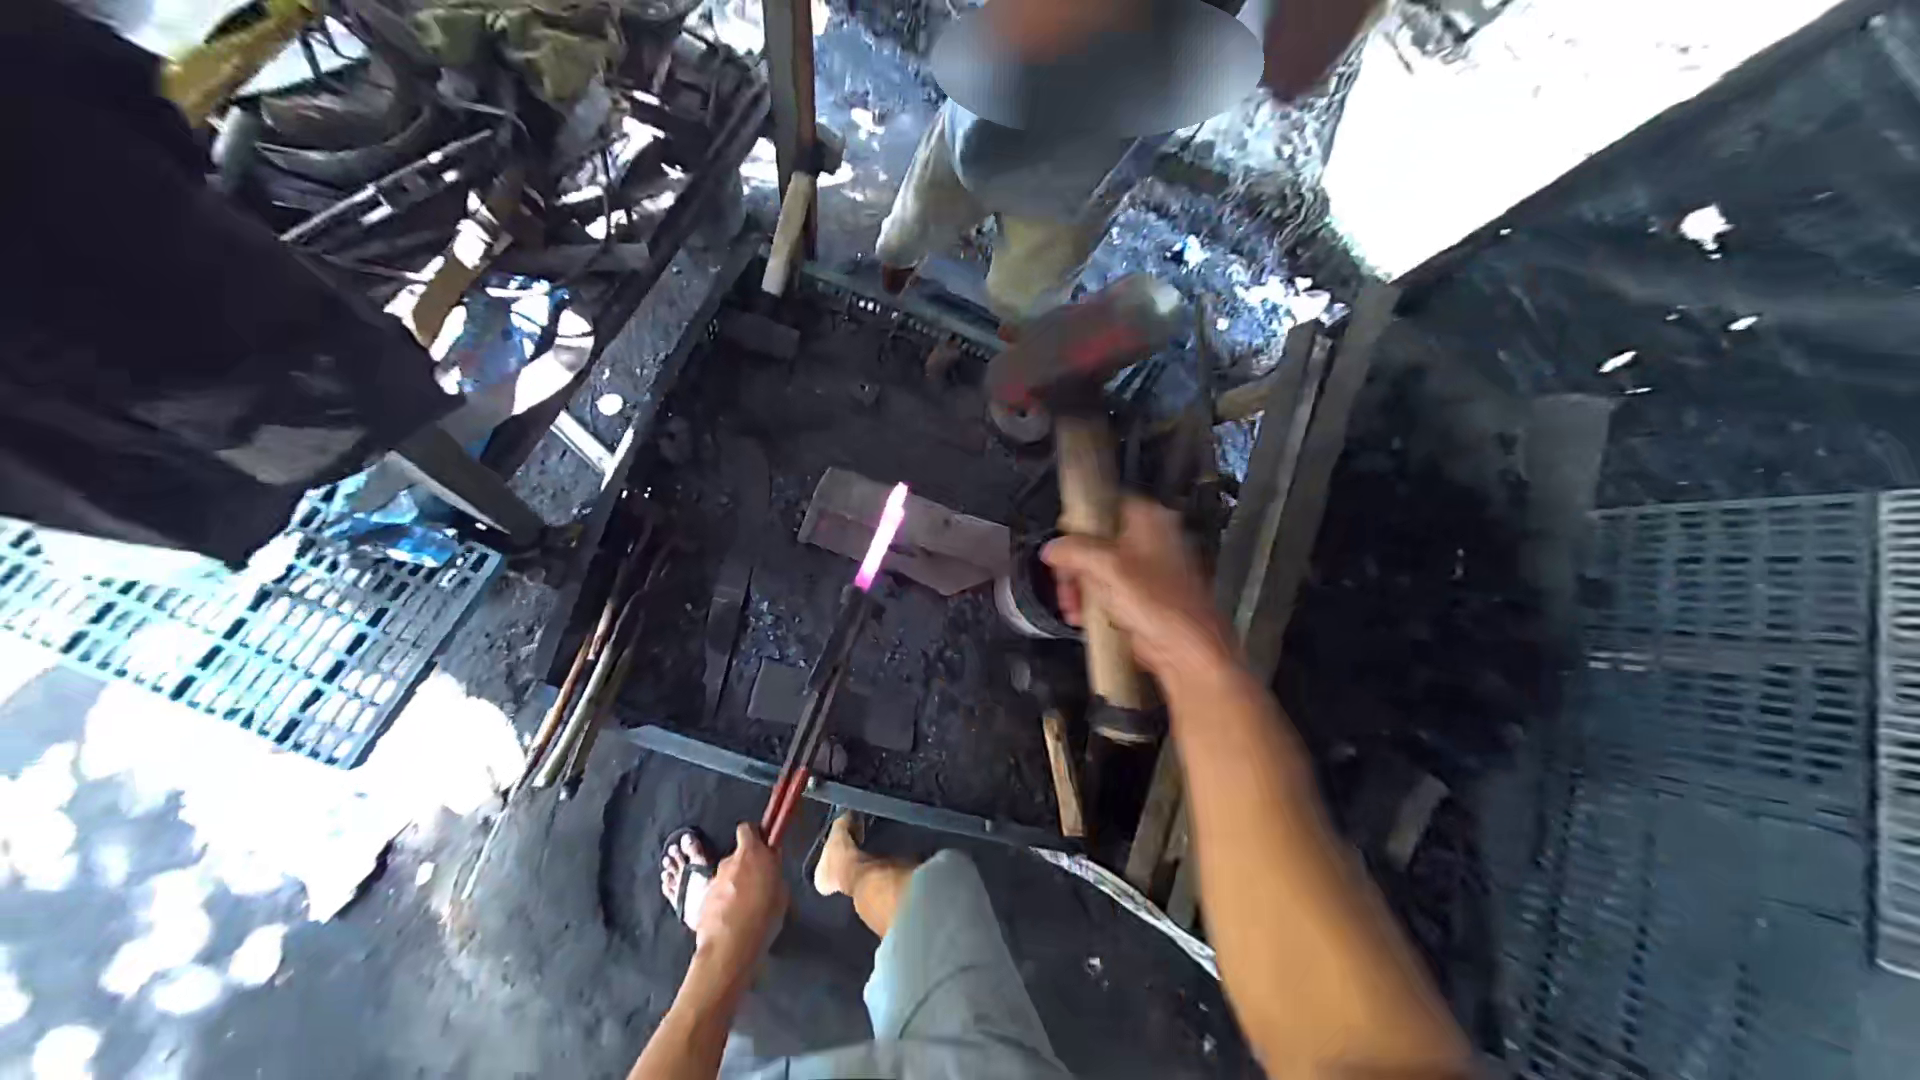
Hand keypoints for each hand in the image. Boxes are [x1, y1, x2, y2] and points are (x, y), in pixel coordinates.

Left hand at [691, 824, 787, 975]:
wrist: (729, 947)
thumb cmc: (763, 916)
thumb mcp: (781, 892)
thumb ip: (774, 872)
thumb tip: (770, 867)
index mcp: (751, 853)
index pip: (747, 828)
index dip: (754, 835)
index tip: (762, 847)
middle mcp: (729, 862)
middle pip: (737, 856)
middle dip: (745, 866)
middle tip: (756, 885)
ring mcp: (713, 881)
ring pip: (726, 877)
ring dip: (733, 886)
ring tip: (742, 908)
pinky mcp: (701, 901)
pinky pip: (716, 895)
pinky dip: (722, 902)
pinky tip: (729, 920)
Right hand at [1041, 498, 1238, 683]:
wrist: (1188, 650)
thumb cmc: (1162, 606)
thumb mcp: (1107, 567)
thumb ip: (1074, 550)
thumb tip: (1052, 548)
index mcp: (1149, 519)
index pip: (1103, 504)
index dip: (1078, 522)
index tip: (1062, 541)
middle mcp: (1151, 539)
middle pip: (1097, 540)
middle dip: (1075, 564)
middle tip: (1065, 581)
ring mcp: (1148, 569)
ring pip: (1100, 568)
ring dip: (1081, 586)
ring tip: (1073, 605)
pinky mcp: (1143, 596)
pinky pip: (1109, 591)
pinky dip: (1094, 601)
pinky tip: (1085, 615)